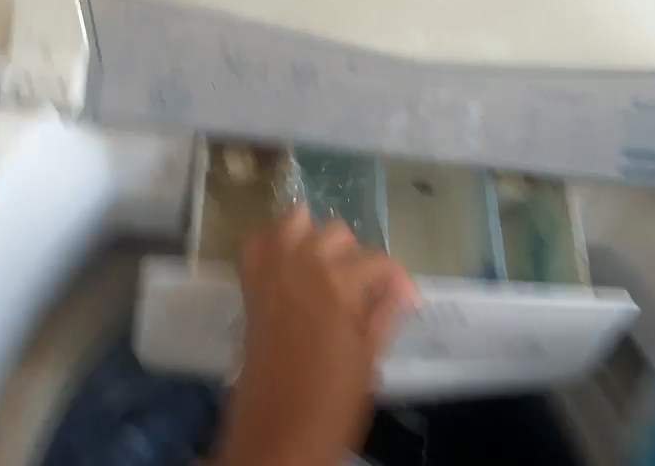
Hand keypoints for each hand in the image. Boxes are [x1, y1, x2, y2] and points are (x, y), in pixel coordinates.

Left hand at [211, 207, 418, 465]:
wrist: (276, 435)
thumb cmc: (331, 404)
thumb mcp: (369, 360)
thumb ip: (384, 313)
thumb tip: (403, 288)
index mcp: (340, 283)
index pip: (378, 260)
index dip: (396, 279)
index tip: (404, 299)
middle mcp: (304, 263)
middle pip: (337, 232)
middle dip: (355, 256)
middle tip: (361, 290)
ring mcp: (272, 269)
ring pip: (296, 220)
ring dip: (313, 236)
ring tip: (325, 267)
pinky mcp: (250, 283)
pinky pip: (258, 240)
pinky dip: (274, 241)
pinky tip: (288, 261)